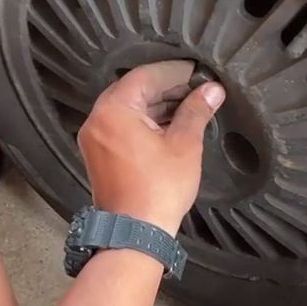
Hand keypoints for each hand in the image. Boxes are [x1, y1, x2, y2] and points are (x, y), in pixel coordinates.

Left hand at [79, 60, 224, 230]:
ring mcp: (94, 138)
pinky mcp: (98, 154)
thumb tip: (211, 90)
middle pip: (132, 90)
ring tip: (187, 106)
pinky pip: (120, 126)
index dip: (174, 72)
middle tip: (195, 88)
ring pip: (126, 108)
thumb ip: (196, 111)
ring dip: (155, 105)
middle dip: (165, 87)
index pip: (145, 76)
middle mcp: (97, 120)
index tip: (196, 72)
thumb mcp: (184, 144)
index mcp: (114, 110)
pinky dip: (143, 121)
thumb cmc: (157, 191)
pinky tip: (168, 125)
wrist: (134, 233)